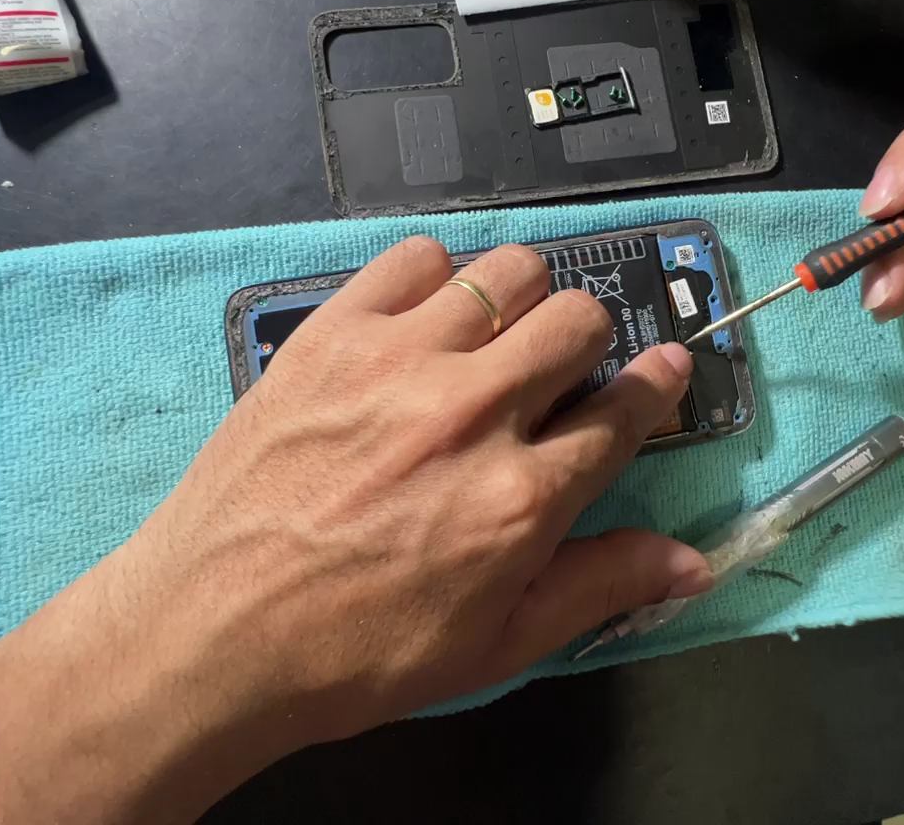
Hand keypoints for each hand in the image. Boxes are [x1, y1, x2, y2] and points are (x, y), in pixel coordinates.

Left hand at [128, 238, 711, 740]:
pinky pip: (416, 257)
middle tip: (555, 370)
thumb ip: (600, 587)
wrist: (211, 627)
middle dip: (587, 340)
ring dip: (521, 300)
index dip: (658, 383)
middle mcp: (471, 414)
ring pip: (511, 272)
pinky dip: (435, 278)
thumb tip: (691, 563)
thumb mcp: (495, 643)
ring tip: (491, 339)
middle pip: (577, 321)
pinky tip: (420, 322)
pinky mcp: (335, 332)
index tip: (667, 364)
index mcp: (519, 498)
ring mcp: (400, 362)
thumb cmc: (358, 647)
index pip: (624, 412)